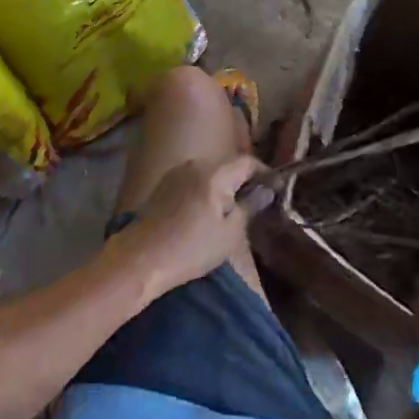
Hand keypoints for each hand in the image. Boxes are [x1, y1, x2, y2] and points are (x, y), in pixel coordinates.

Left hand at [108, 156, 266, 293]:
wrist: (143, 256)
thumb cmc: (192, 247)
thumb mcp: (230, 233)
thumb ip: (249, 206)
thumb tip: (264, 191)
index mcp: (214, 172)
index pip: (245, 161)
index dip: (263, 172)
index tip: (275, 188)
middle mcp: (194, 163)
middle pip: (226, 165)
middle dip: (242, 181)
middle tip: (256, 204)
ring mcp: (176, 172)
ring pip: (208, 173)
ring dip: (222, 187)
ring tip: (231, 212)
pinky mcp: (163, 184)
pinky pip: (192, 180)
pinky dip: (204, 191)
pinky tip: (205, 213)